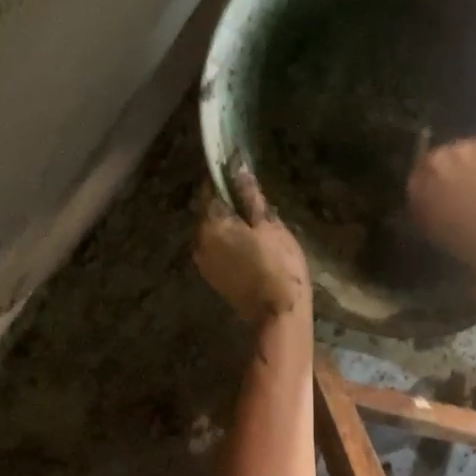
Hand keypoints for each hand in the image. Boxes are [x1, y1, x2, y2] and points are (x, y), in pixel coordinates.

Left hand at [196, 166, 310, 322]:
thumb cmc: (277, 262)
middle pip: (208, 209)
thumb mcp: (268, 224)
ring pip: (212, 228)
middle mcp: (198, 240)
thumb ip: (250, 196)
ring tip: (252, 213)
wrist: (277, 312)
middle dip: (226, 197)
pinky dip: (227, 235)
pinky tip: (248, 235)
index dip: (222, 174)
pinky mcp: (212, 274)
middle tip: (251, 191)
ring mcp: (203, 260)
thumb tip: (239, 169)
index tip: (236, 164)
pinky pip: (215, 244)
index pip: (210, 188)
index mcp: (210, 224)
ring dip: (227, 218)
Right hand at [407, 136, 475, 273]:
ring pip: (463, 153)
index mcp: (418, 183)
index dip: (430, 187)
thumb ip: (424, 213)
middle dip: (448, 172)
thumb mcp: (435, 233)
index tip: (439, 196)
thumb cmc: (470, 241)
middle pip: (438, 160)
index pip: (417, 179)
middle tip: (463, 189)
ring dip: (469, 164)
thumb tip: (426, 206)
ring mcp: (464, 147)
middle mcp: (436, 159)